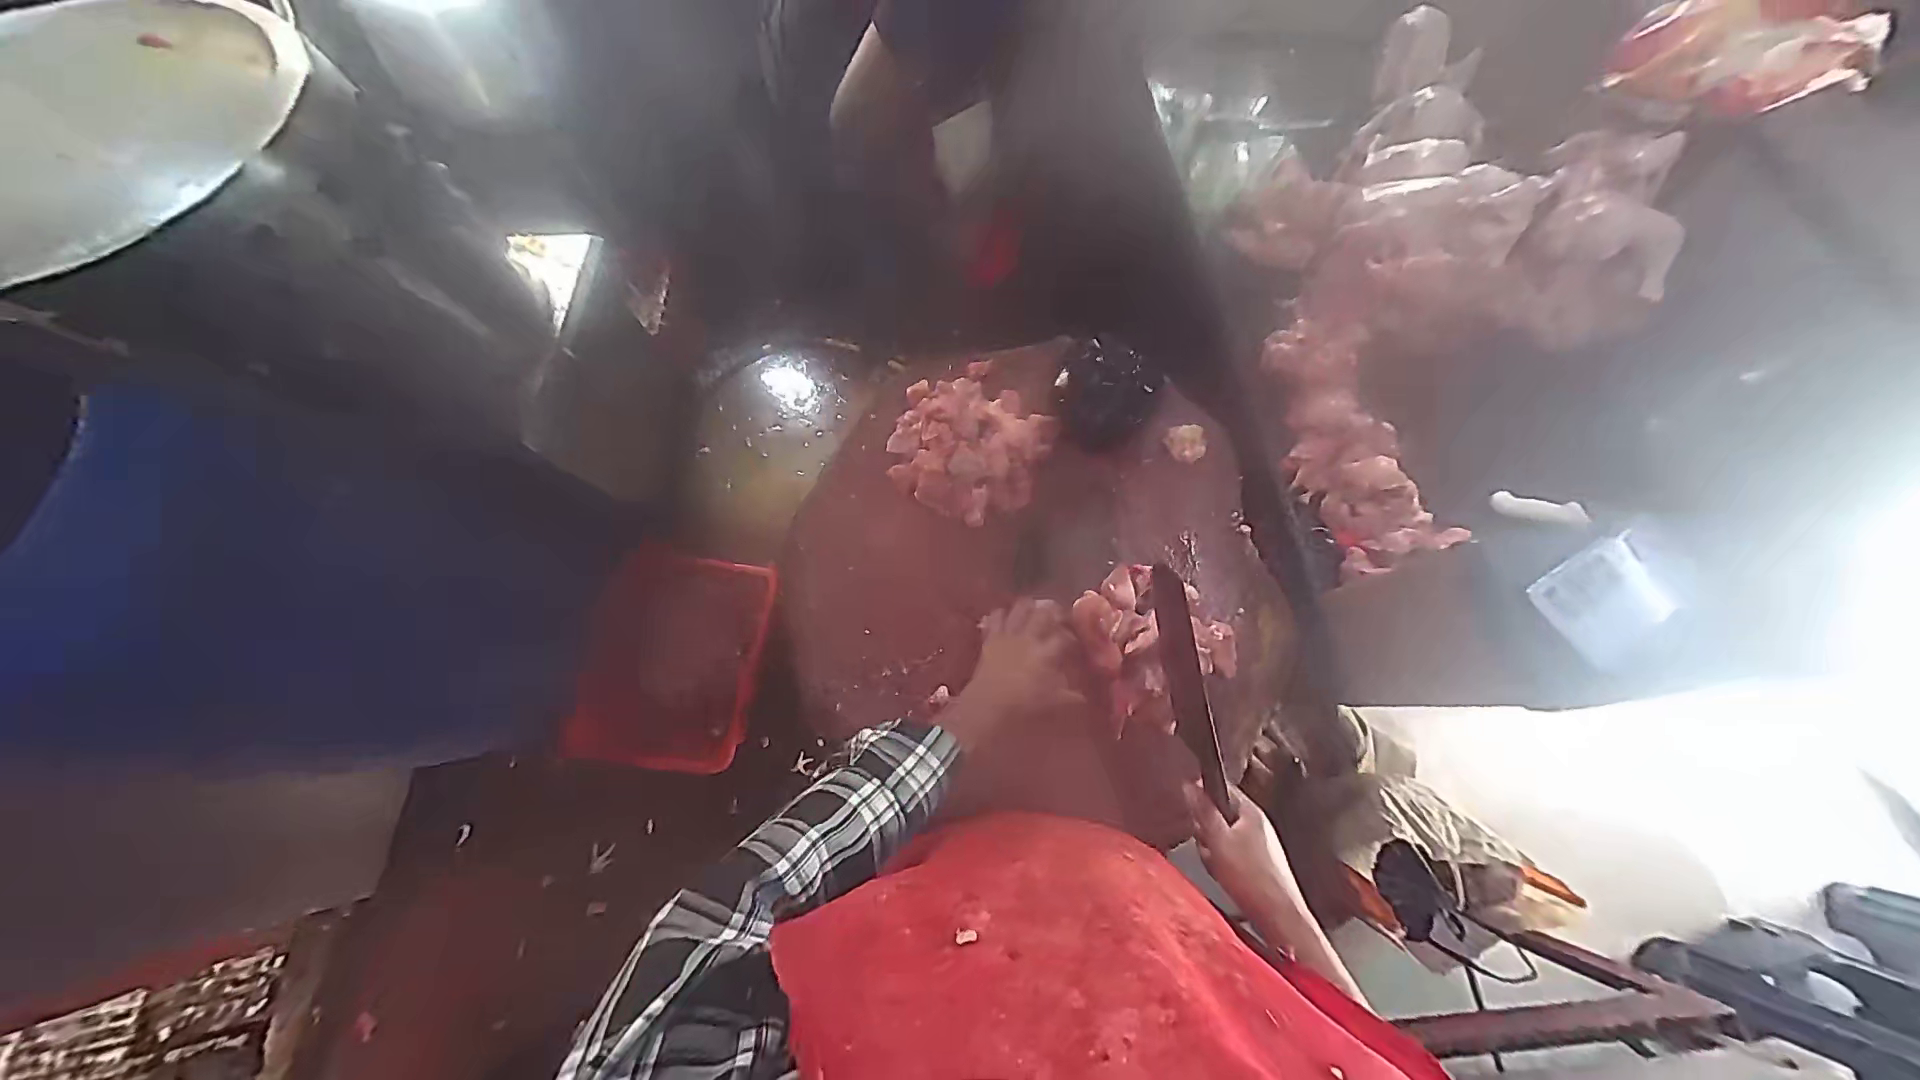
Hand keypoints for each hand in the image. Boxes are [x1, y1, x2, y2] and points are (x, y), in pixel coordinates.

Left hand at [939, 598, 1086, 751]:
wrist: (987, 707)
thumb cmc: (1023, 707)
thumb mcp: (1053, 704)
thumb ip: (1071, 697)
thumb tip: (1084, 696)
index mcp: (1046, 653)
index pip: (1066, 636)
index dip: (1073, 637)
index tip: (1076, 643)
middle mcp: (1029, 637)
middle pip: (1045, 612)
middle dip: (1055, 613)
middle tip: (1060, 619)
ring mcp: (1008, 634)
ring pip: (1021, 607)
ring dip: (1030, 608)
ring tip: (1036, 613)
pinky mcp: (990, 637)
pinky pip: (996, 616)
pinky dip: (1003, 614)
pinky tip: (1008, 620)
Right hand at [1184, 782, 1302, 916]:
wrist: (1279, 918)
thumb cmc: (1250, 877)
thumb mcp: (1218, 839)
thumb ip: (1203, 811)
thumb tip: (1191, 785)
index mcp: (1250, 812)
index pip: (1222, 788)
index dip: (1204, 796)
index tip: (1194, 811)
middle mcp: (1257, 824)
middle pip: (1219, 814)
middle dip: (1206, 830)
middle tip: (1208, 845)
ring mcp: (1259, 844)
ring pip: (1222, 836)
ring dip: (1213, 849)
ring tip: (1217, 865)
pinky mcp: (1258, 863)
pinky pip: (1231, 854)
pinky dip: (1223, 863)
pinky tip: (1225, 876)